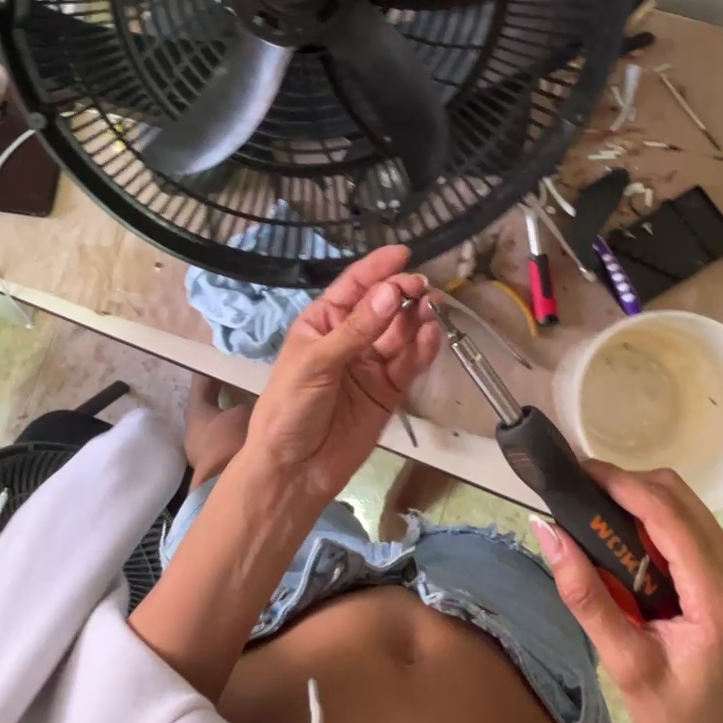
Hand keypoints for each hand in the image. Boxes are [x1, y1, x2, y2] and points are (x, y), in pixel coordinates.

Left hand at [244, 245, 440, 500]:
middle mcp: (349, 338)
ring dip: (416, 318)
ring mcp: (370, 365)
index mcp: (322, 323)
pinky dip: (423, 350)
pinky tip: (433, 334)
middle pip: (382, 307)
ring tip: (432, 306)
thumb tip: (390, 292)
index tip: (403, 253)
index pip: (353, 287)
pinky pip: (409, 364)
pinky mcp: (388, 392)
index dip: (377, 268)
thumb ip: (356, 330)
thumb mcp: (316, 363)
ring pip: (400, 333)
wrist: (293, 470)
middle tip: (422, 287)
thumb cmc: (289, 408)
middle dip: (402, 293)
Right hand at [531, 464, 722, 722]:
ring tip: (597, 517)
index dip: (619, 482)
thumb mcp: (624, 663)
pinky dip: (657, 520)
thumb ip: (584, 595)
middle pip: (680, 497)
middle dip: (627, 485)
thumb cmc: (679, 719)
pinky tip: (627, 542)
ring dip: (641, 500)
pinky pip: (694, 526)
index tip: (576, 472)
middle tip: (580, 497)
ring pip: (688, 505)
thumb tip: (546, 529)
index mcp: (719, 596)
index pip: (666, 512)